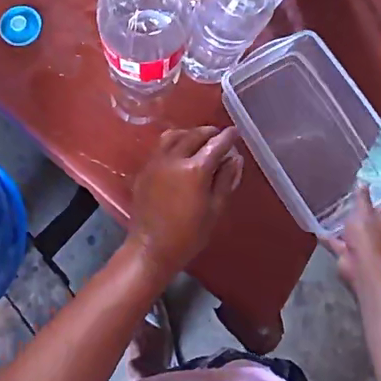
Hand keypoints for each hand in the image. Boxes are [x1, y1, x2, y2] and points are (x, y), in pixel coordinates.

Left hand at [127, 126, 244, 280]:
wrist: (151, 248)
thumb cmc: (188, 235)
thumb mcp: (214, 210)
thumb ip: (225, 180)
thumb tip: (235, 159)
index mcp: (195, 170)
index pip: (215, 145)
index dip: (227, 137)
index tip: (235, 132)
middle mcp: (175, 158)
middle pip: (194, 135)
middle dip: (209, 133)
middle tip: (219, 135)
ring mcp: (157, 161)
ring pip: (175, 135)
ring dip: (190, 133)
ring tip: (200, 139)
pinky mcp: (145, 168)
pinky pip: (161, 146)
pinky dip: (174, 141)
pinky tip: (180, 150)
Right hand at [321, 185, 380, 296]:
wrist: (360, 267)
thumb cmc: (367, 237)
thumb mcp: (364, 212)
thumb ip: (362, 198)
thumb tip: (363, 182)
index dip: (372, 198)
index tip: (359, 186)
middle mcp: (373, 233)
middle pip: (364, 219)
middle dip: (353, 210)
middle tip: (338, 195)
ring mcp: (360, 244)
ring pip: (349, 231)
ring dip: (340, 224)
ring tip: (325, 207)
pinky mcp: (346, 253)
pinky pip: (335, 241)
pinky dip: (327, 235)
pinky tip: (315, 225)